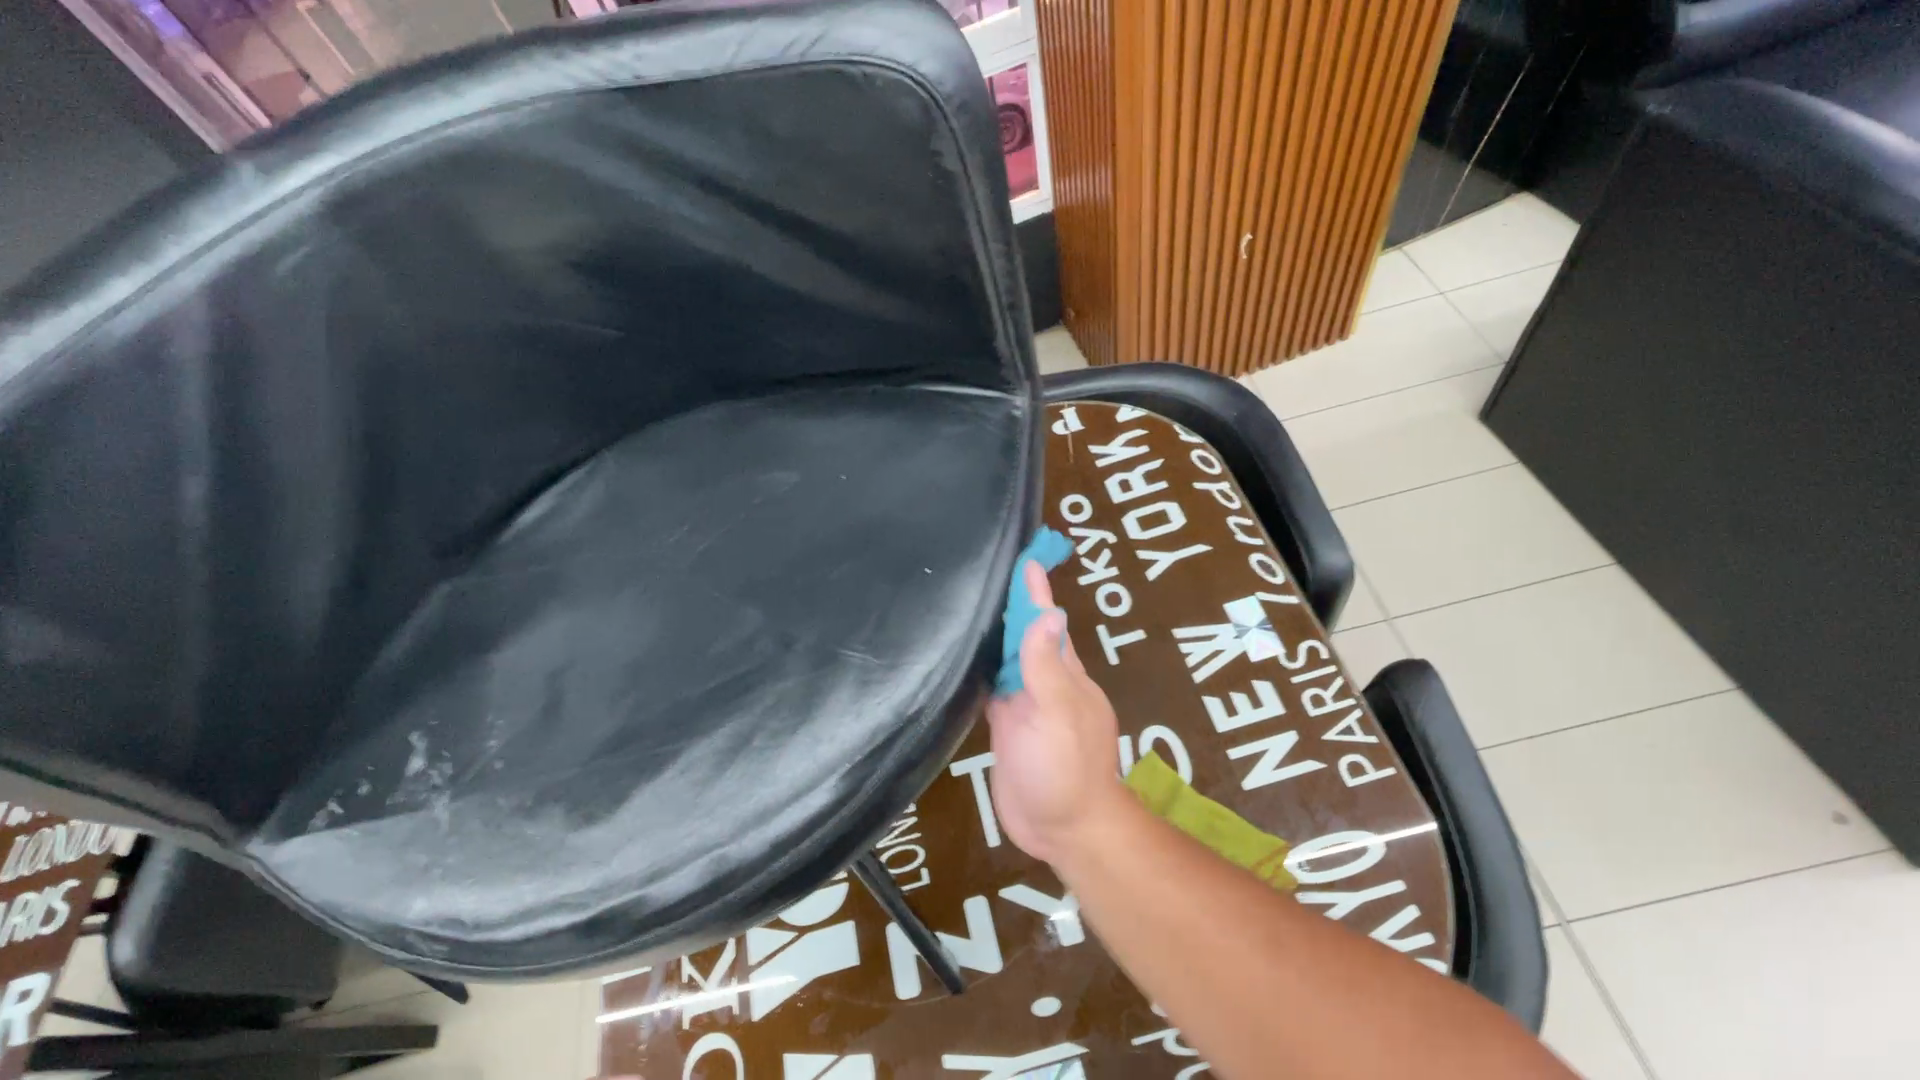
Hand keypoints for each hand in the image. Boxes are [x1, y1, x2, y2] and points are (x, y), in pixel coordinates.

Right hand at [985, 561, 1129, 864]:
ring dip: (993, 631)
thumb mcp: (1057, 714)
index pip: (1046, 618)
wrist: (1062, 829)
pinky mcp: (1005, 726)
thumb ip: (1047, 666)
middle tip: (982, 567)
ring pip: (1007, 658)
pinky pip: (992, 686)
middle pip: (1024, 633)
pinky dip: (980, 667)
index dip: (1034, 589)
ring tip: (967, 601)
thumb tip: (1048, 611)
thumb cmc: (1065, 769)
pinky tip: (961, 654)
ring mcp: (1025, 704)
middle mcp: (1044, 681)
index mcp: (1063, 673)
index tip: (1022, 554)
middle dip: (1010, 602)